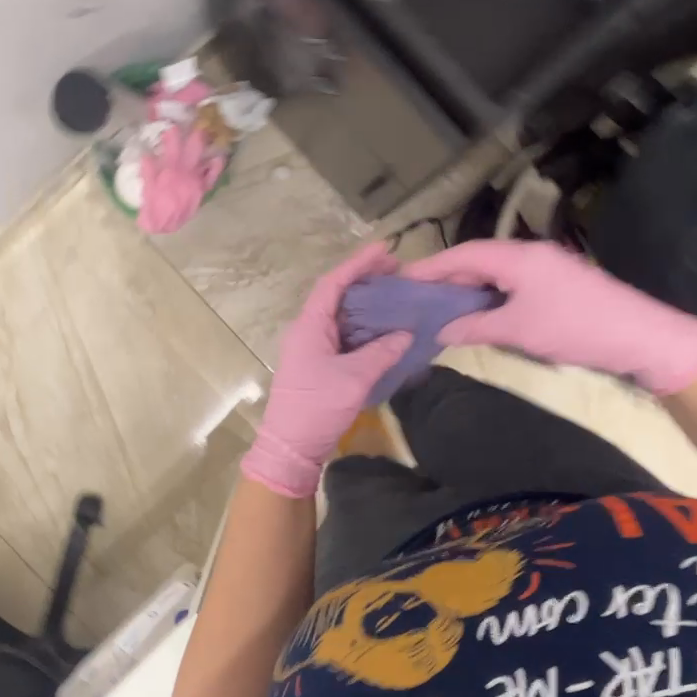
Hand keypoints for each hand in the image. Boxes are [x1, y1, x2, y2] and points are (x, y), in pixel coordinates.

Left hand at [241, 243, 415, 497]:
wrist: (291, 447)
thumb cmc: (317, 408)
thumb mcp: (354, 378)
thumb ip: (381, 352)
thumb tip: (405, 334)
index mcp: (309, 326)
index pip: (333, 283)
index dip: (358, 264)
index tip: (384, 249)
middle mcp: (307, 331)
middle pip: (336, 296)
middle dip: (365, 281)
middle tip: (397, 272)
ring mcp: (312, 348)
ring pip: (340, 316)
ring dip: (366, 304)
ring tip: (396, 295)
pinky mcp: (319, 365)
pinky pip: (343, 336)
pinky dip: (363, 328)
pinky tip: (385, 328)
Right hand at [402, 239, 696, 394]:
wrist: (641, 336)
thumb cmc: (575, 327)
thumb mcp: (518, 330)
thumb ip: (475, 327)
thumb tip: (441, 331)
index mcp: (517, 257)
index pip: (463, 254)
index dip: (431, 266)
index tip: (402, 278)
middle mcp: (529, 255)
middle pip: (477, 260)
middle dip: (446, 278)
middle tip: (417, 297)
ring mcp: (546, 268)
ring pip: (495, 273)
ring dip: (468, 289)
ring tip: (440, 308)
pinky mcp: (558, 284)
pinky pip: (512, 284)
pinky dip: (489, 296)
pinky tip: (478, 314)